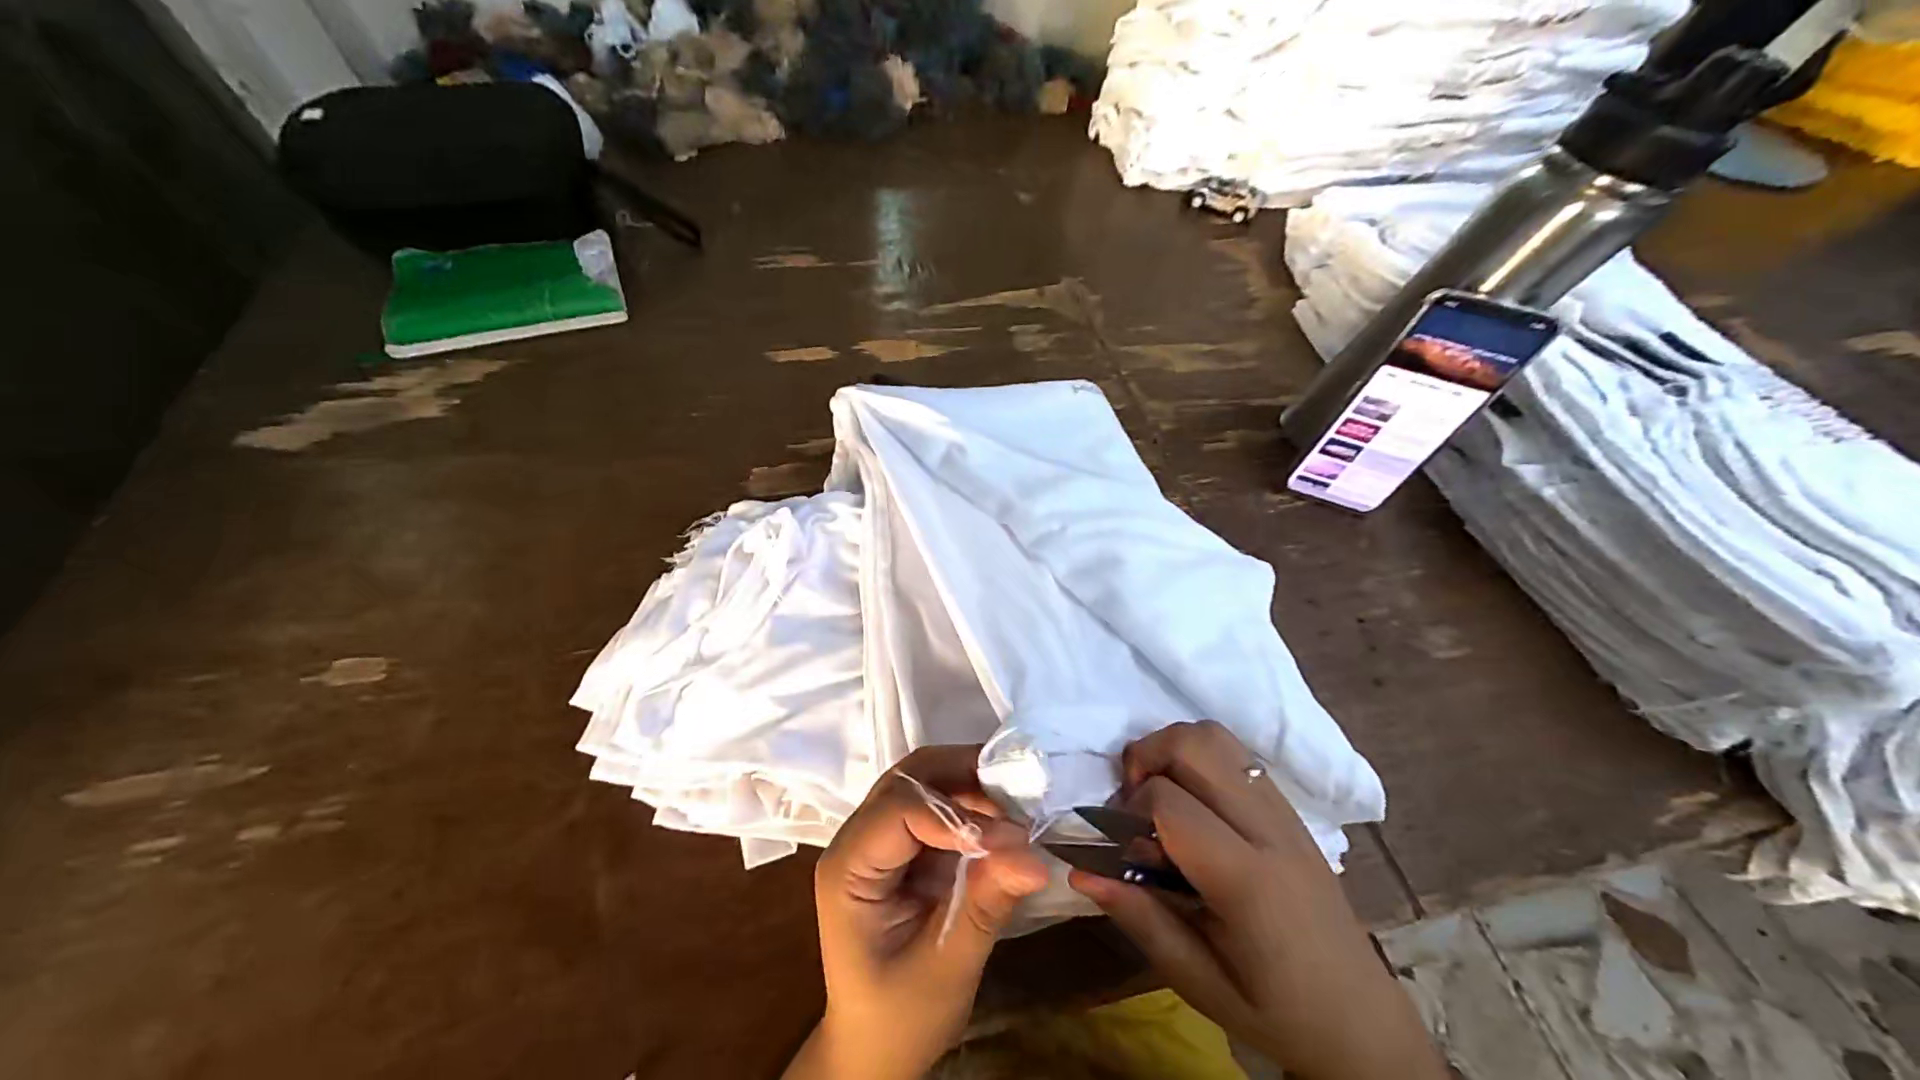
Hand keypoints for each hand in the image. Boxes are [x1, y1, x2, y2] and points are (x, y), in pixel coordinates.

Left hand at [784, 745, 1048, 1079]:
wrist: (874, 1046)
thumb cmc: (899, 1017)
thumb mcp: (947, 968)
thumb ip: (985, 905)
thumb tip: (1036, 859)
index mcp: (848, 870)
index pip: (899, 811)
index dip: (955, 815)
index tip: (1011, 838)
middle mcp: (855, 840)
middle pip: (907, 779)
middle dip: (963, 778)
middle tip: (1017, 797)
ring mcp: (876, 839)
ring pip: (921, 781)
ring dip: (969, 785)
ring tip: (1015, 809)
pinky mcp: (899, 847)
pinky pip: (933, 804)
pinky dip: (969, 803)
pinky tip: (1000, 821)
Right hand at [1068, 721, 1446, 1079]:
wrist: (1362, 1021)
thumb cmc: (1276, 1011)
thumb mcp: (1198, 982)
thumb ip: (1140, 917)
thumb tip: (1080, 868)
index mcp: (1247, 880)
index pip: (1169, 800)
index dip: (1128, 811)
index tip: (1122, 847)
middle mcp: (1269, 830)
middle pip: (1194, 744)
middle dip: (1144, 757)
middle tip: (1131, 803)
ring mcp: (1286, 813)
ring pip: (1216, 736)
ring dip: (1172, 750)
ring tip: (1158, 795)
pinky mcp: (1291, 810)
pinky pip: (1236, 755)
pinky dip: (1199, 760)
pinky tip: (1192, 805)